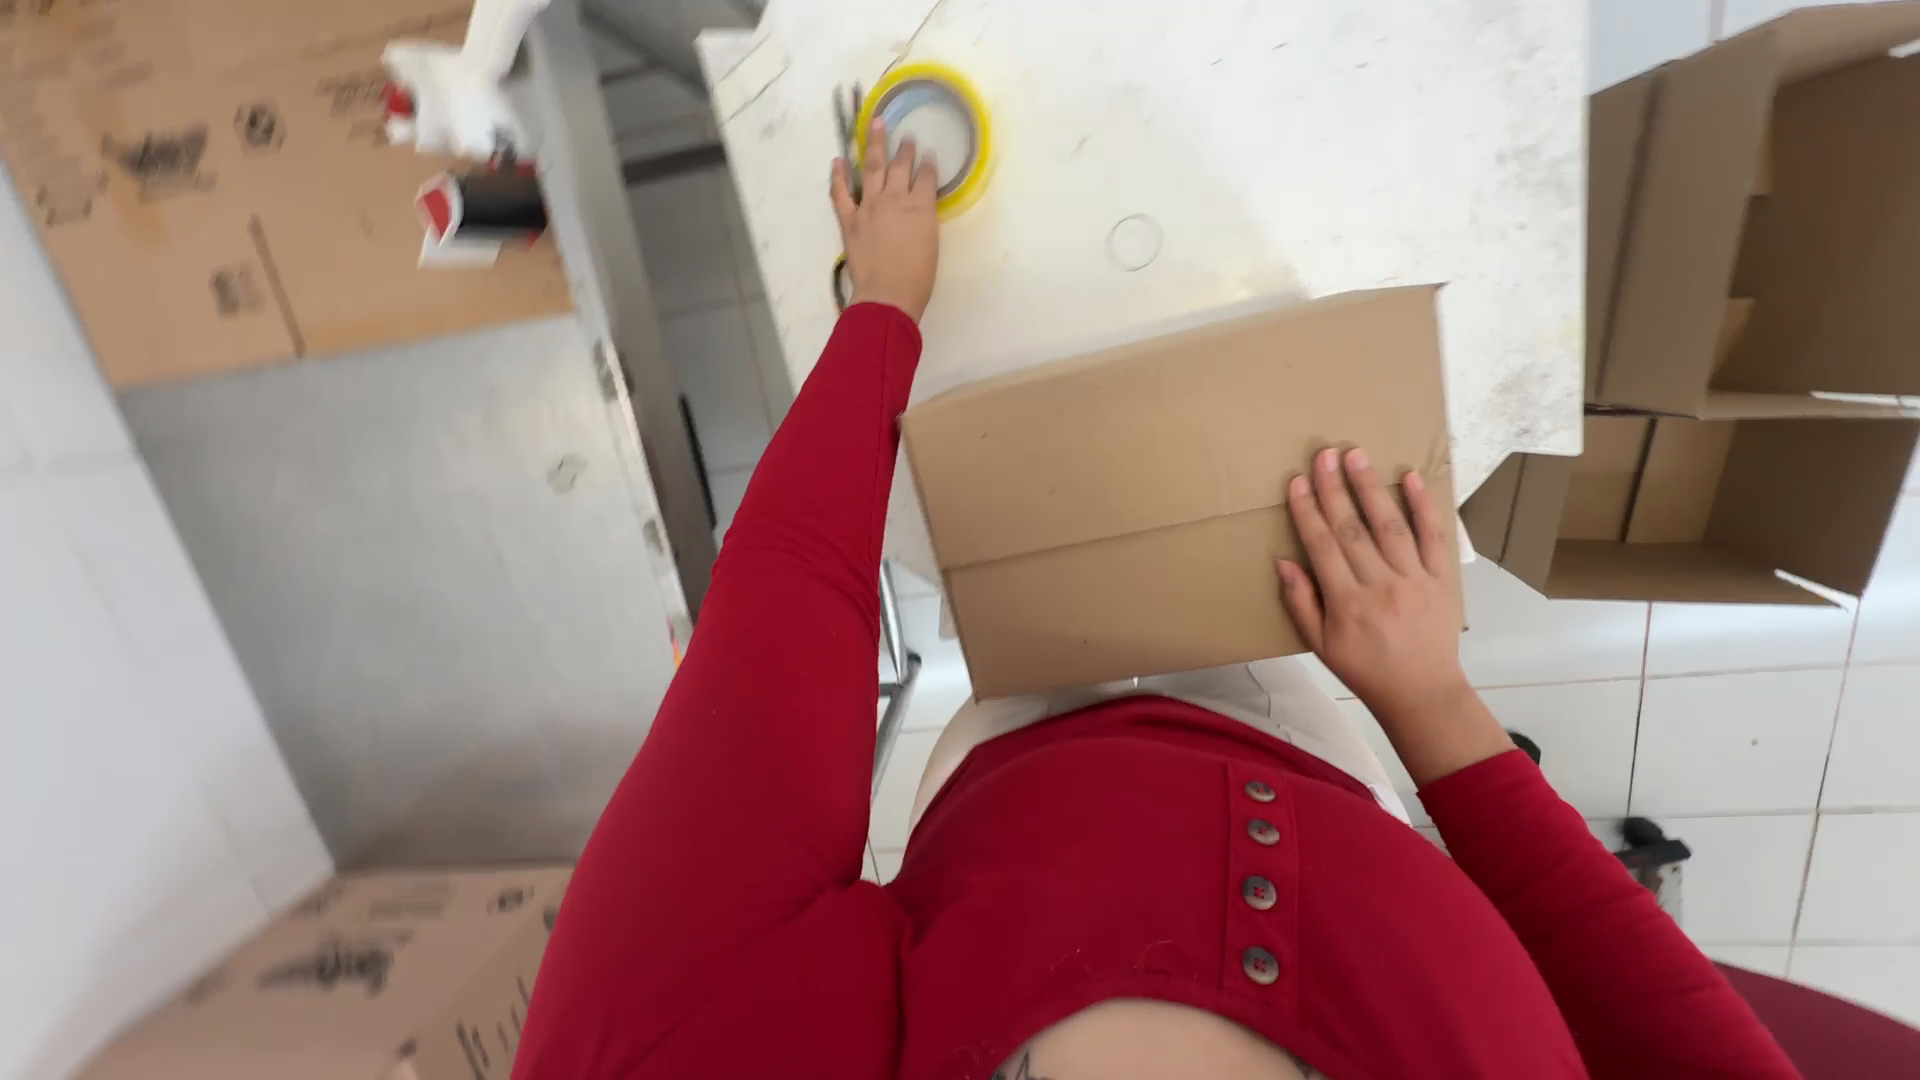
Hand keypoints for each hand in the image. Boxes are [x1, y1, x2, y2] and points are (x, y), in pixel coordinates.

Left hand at [831, 119, 939, 321]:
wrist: (887, 296)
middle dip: (904, 148)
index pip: (926, 176)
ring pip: (872, 167)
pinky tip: (838, 160)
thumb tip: (918, 210)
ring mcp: (869, 206)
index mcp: (920, 206)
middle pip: (900, 165)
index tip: (929, 154)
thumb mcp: (931, 245)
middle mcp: (895, 198)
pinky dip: (838, 175)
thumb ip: (924, 221)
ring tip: (877, 125)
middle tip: (906, 135)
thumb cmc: (917, 279)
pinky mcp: (850, 219)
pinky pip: (840, 192)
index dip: (928, 163)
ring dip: (875, 145)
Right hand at [1279, 447, 1512, 783]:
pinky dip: (1423, 506)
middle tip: (1324, 454)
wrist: (1421, 692)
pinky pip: (1432, 537)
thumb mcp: (1318, 643)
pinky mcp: (1441, 579)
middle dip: (1335, 488)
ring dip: (1371, 488)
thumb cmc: (1363, 668)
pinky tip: (1410, 478)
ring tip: (1356, 457)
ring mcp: (1414, 580)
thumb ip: (1301, 601)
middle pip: (1353, 528)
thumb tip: (1284, 561)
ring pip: (1389, 525)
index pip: (1322, 546)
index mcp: (1346, 602)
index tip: (1297, 482)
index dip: (1307, 511)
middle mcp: (1380, 585)